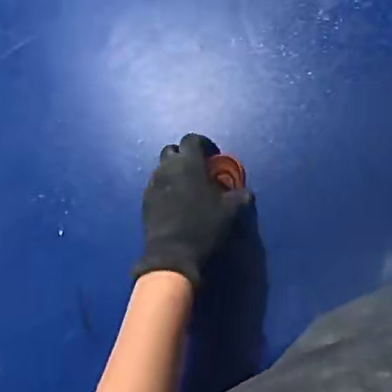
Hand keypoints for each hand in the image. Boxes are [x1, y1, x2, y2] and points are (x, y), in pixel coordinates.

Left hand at [133, 134, 252, 285]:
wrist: (171, 252)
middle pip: (172, 150)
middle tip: (198, 169)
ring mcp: (153, 183)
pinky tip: (174, 201)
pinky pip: (155, 184)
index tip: (212, 154)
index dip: (203, 143)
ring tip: (186, 186)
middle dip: (184, 155)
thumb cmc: (203, 226)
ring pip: (161, 167)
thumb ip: (239, 197)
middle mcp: (167, 168)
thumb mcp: (229, 212)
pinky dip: (164, 186)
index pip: (191, 139)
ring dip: (173, 170)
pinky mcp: (145, 198)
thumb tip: (246, 192)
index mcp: (188, 164)